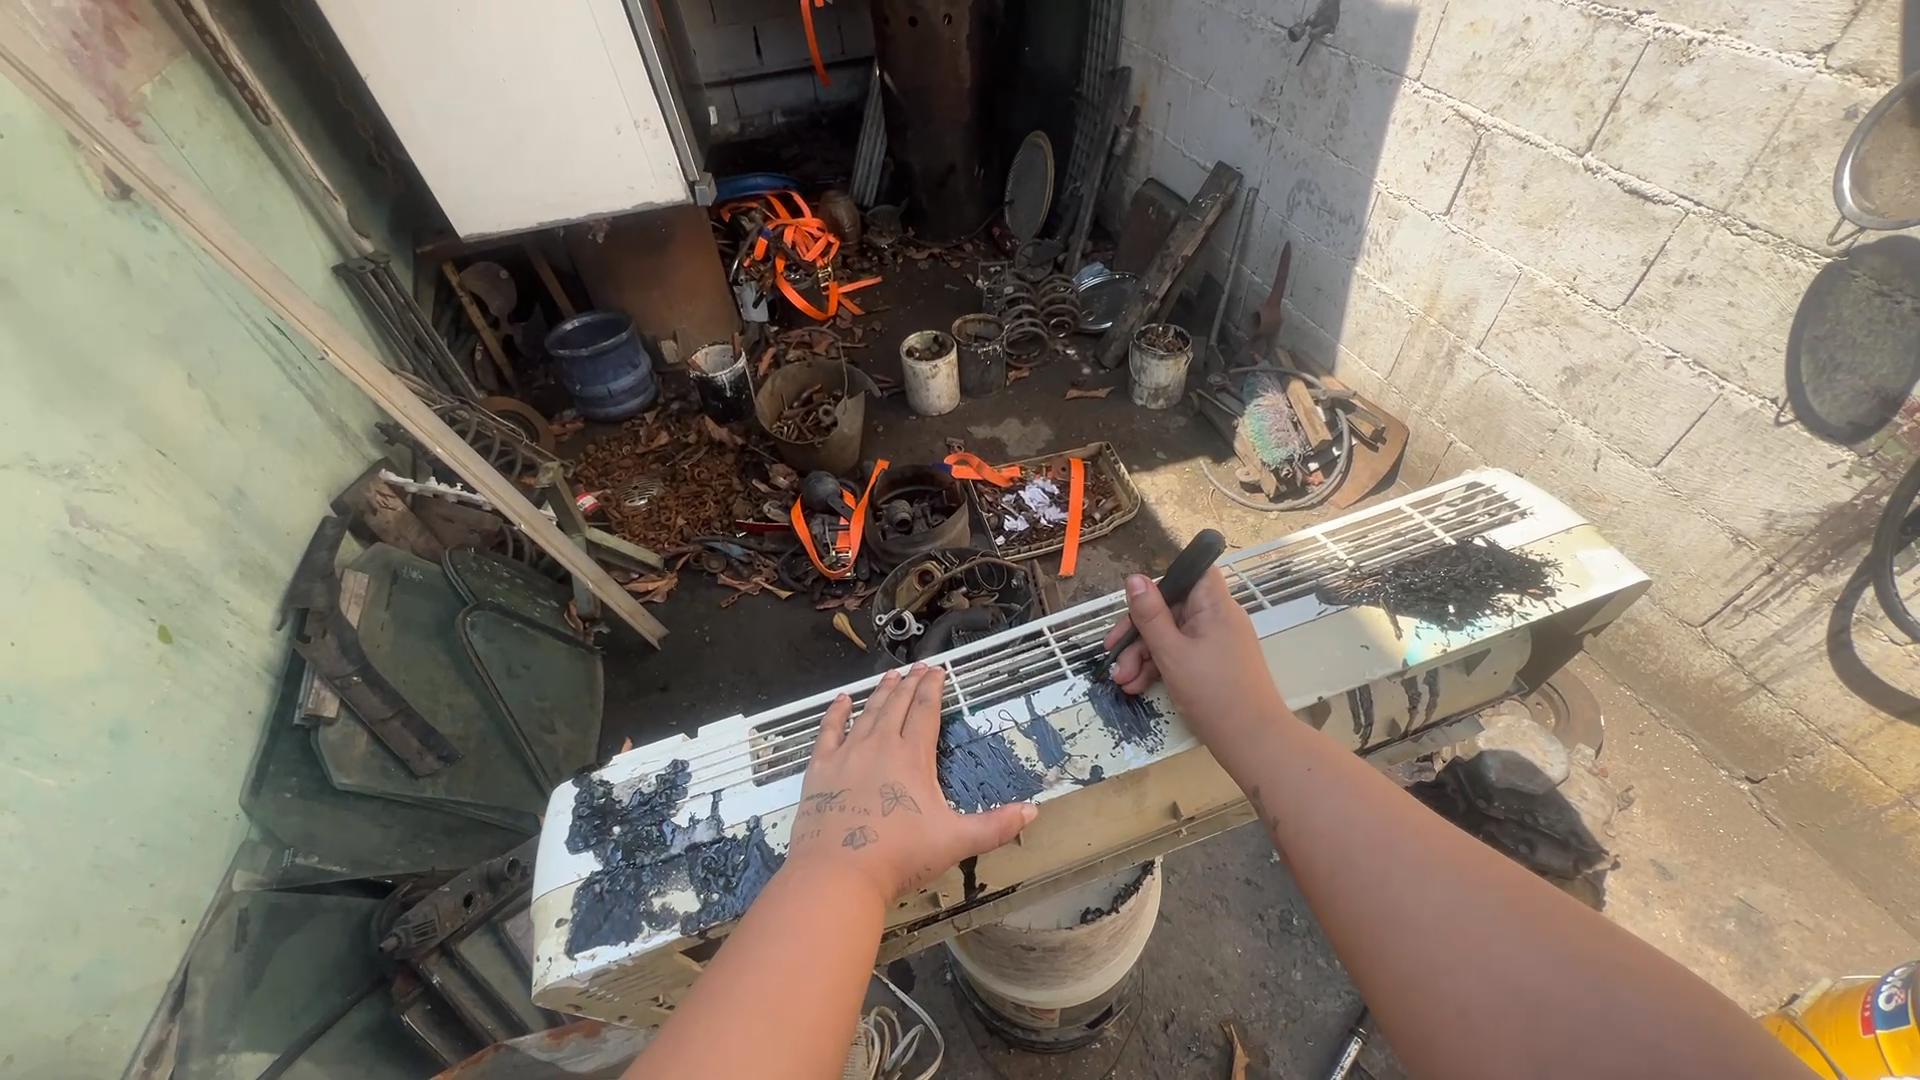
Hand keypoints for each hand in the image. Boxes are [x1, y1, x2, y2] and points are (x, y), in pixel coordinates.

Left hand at [786, 664, 1037, 904]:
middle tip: (918, 667)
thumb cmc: (900, 857)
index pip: (925, 711)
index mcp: (912, 756)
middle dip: (910, 684)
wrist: (839, 874)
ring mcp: (847, 754)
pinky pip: (828, 731)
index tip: (938, 671)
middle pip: (897, 705)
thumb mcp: (955, 842)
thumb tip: (1032, 811)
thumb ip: (995, 826)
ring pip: (867, 713)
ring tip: (889, 676)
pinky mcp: (820, 769)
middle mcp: (879, 745)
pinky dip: (835, 713)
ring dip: (880, 693)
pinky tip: (841, 701)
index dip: (933, 689)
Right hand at [1103, 568, 1284, 746]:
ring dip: (1143, 655)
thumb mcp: (1171, 653)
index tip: (1137, 604)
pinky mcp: (1213, 663)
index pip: (1192, 571)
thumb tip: (1134, 578)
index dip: (1163, 581)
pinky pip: (1180, 653)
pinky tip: (1137, 686)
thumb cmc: (1213, 693)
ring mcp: (1215, 642)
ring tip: (1123, 682)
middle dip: (1139, 632)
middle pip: (1171, 607)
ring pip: (1171, 634)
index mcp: (1214, 606)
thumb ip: (1150, 615)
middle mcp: (1217, 617)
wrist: (1253, 742)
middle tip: (1114, 655)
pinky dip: (1159, 666)